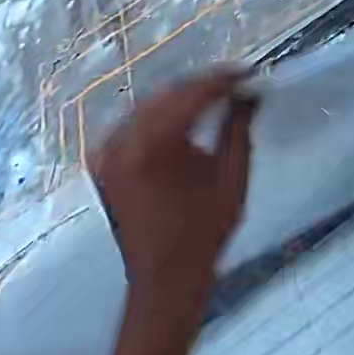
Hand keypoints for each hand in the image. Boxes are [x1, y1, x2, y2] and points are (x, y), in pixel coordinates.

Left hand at [92, 68, 256, 317]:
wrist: (164, 280)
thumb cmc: (204, 231)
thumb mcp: (233, 174)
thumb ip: (239, 125)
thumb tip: (250, 91)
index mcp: (155, 145)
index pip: (194, 93)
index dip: (225, 79)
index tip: (249, 74)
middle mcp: (123, 142)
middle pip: (171, 93)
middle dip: (205, 84)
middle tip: (236, 82)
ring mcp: (108, 151)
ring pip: (152, 103)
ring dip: (184, 95)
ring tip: (216, 95)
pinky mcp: (103, 161)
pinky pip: (135, 120)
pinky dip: (161, 111)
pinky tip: (183, 113)